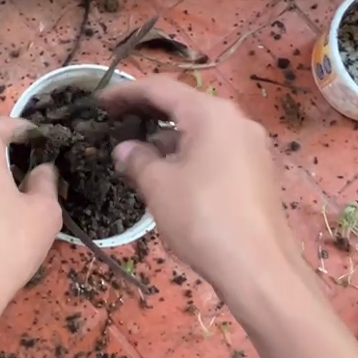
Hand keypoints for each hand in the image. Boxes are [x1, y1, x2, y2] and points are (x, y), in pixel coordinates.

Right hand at [102, 77, 302, 297]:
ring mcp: (250, 145)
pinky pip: (215, 147)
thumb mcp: (158, 185)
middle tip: (113, 121)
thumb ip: (137, 158)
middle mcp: (235, 120)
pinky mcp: (256, 170)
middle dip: (146, 112)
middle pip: (183, 104)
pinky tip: (167, 171)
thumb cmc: (203, 218)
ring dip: (166, 134)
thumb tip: (125, 149)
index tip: (99, 102)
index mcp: (211, 113)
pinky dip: (188, 150)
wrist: (259, 269)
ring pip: (200, 128)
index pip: (161, 88)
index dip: (126, 93)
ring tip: (135, 151)